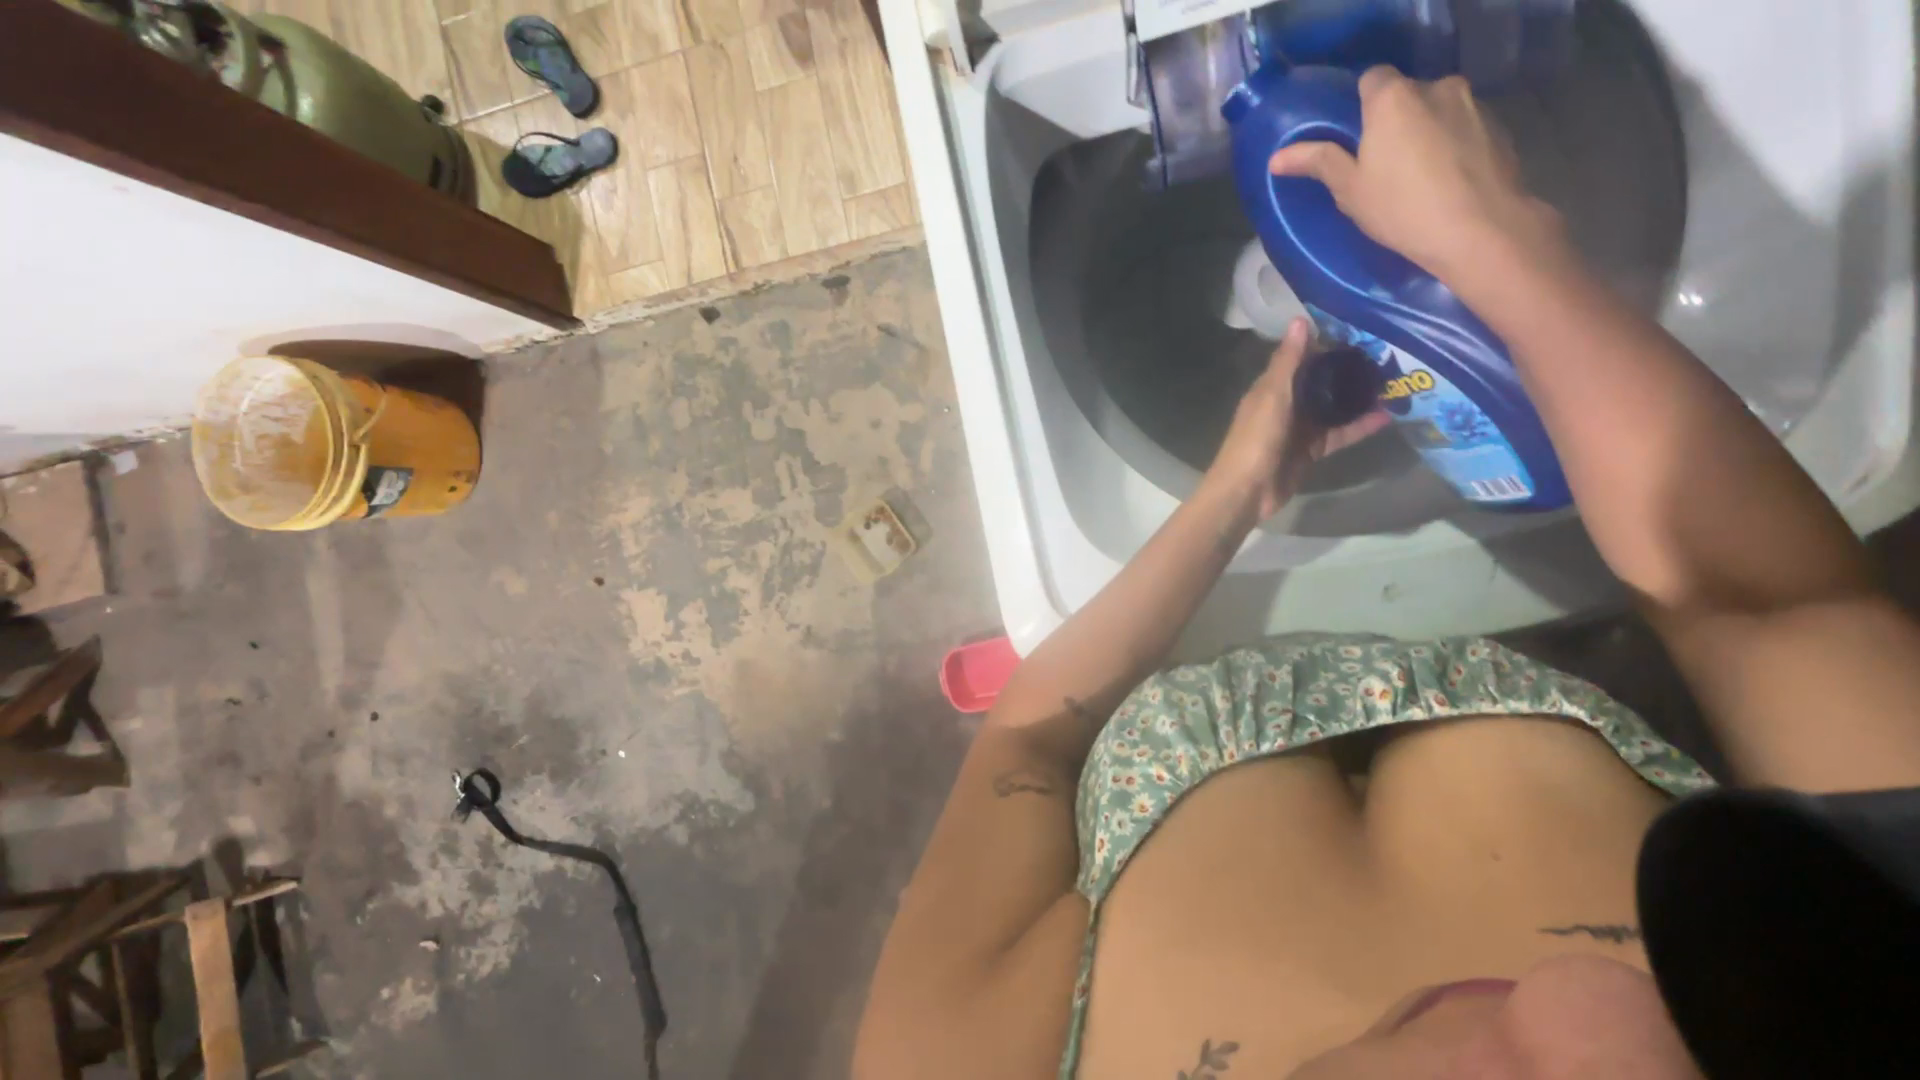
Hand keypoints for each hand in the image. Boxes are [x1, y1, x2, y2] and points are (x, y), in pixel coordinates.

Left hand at [1205, 318, 1391, 519]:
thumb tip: (1300, 320)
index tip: (1360, 328)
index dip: (1326, 343)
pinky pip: (1339, 433)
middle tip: (1388, 354)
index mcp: (1271, 387)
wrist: (1248, 491)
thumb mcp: (1272, 395)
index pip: (1301, 358)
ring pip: (1333, 407)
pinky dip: (1360, 426)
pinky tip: (1388, 416)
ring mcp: (1299, 428)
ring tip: (1394, 382)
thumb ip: (1288, 361)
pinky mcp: (1312, 450)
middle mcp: (1286, 403)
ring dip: (1358, 397)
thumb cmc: (1256, 439)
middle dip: (1349, 370)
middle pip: (1320, 381)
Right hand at [1267, 67, 1566, 280]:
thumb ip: (1318, 163)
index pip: (1372, 78)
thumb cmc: (1402, 208)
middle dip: (1396, 120)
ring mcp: (1474, 104)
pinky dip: (1455, 145)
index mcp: (1393, 98)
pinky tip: (1449, 180)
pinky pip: (1466, 127)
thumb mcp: (1350, 190)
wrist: (1480, 229)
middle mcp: (1436, 87)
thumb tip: (1277, 158)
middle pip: (1407, 94)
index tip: (1356, 137)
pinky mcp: (1499, 126)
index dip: (1361, 104)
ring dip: (1427, 132)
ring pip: (1439, 110)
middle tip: (1383, 163)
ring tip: (1419, 176)